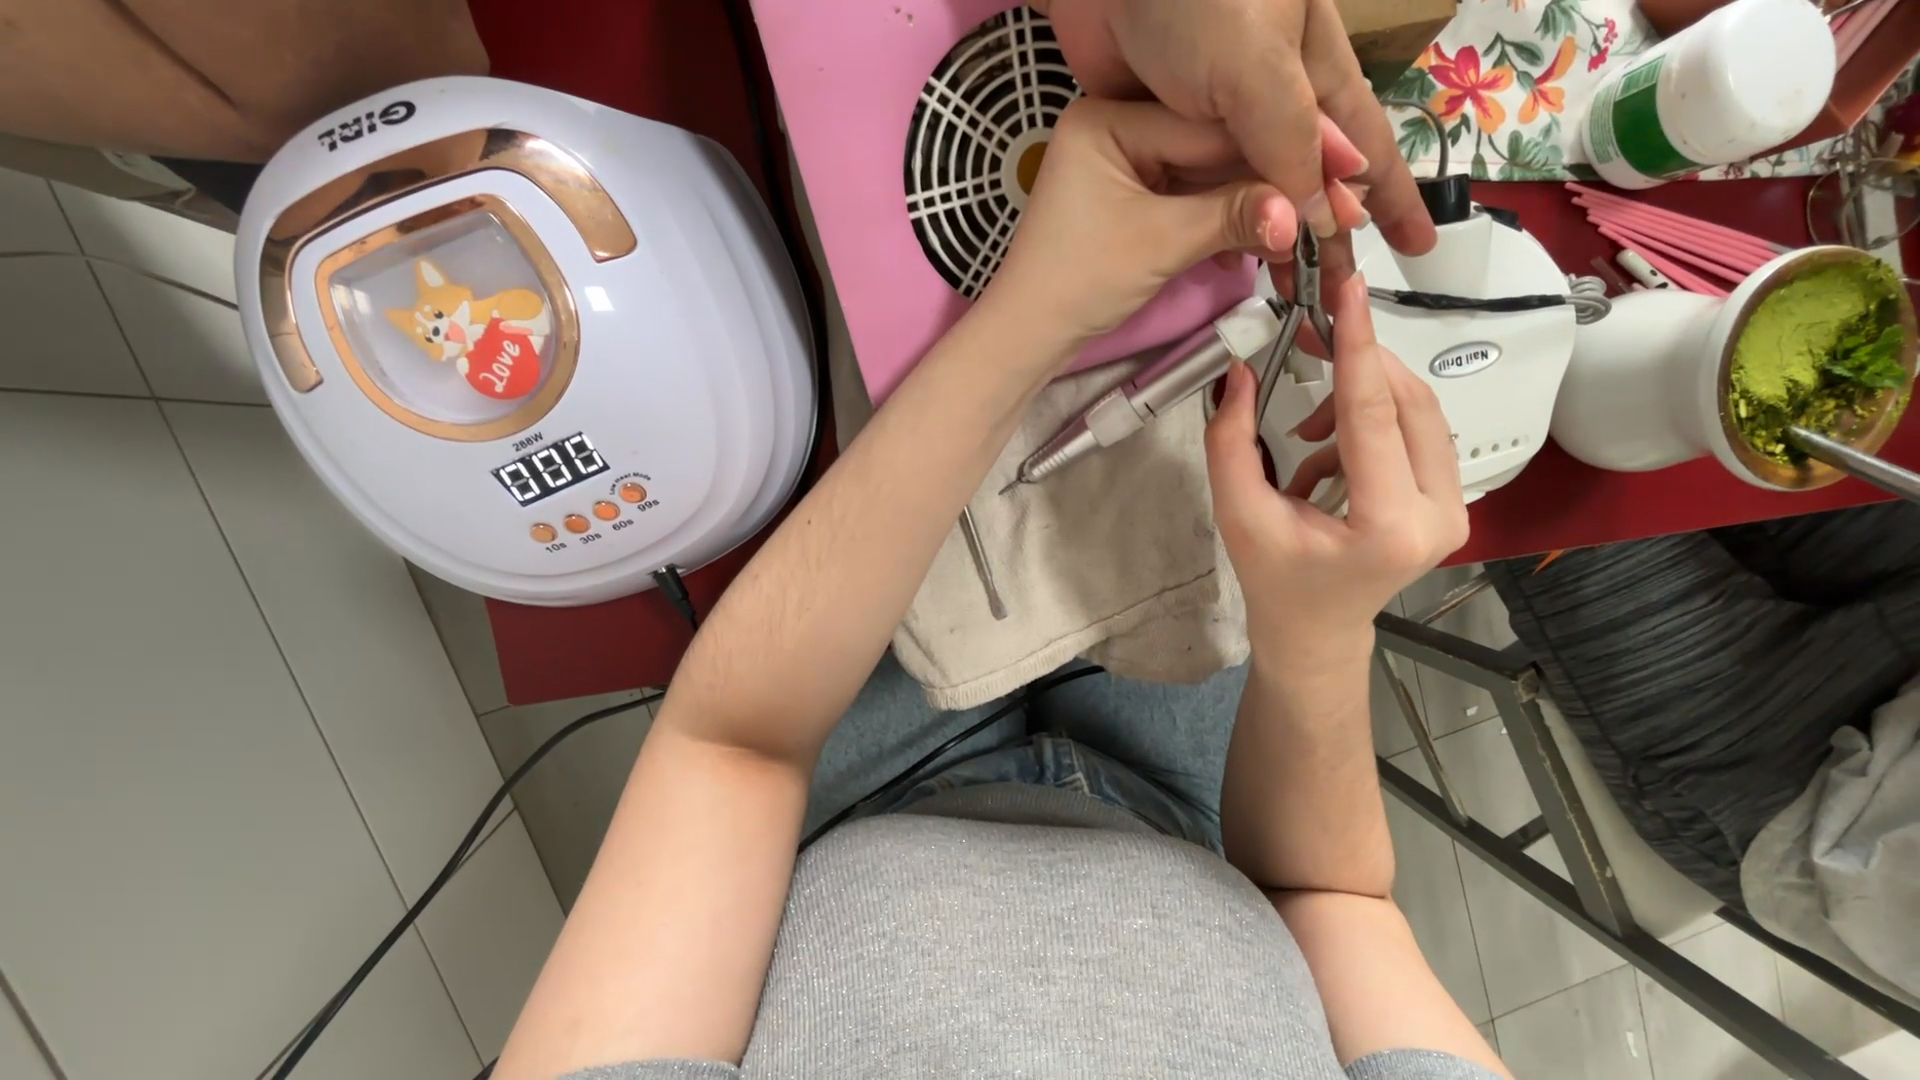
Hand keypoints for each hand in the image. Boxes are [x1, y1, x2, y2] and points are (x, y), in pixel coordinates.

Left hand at [984, 97, 1366, 359]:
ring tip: (1303, 228)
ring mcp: (1122, 163)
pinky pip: (1187, 198)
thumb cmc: (1078, 283)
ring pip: (1205, 176)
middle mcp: (1117, 126)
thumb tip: (1305, 213)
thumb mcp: (1161, 242)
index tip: (1340, 175)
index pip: (1212, 128)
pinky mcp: (1127, 197)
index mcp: (1111, 117)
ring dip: (1251, 205)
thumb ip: (1235, 215)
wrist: (1027, 336)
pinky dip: (1221, 219)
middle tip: (1334, 207)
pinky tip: (1261, 238)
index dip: (1277, 155)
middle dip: (1267, 183)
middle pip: (1212, 149)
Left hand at [1036, 0, 1438, 273]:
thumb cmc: (1191, 5)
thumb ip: (1290, 146)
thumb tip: (1323, 218)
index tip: (1413, 245)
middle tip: (1337, 293)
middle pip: (1302, 177)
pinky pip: (1195, 190)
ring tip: (1291, 291)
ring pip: (1249, 189)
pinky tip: (1229, 261)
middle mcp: (1263, 93)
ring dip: (1269, 237)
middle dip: (1325, 234)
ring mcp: (1207, 115)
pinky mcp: (1158, 130)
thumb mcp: (1256, 71)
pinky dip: (1215, 224)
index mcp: (1305, 66)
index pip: (1358, 140)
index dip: (1384, 195)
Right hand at [1205, 273, 1468, 666]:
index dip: (1357, 348)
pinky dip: (1368, 426)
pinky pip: (1416, 434)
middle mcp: (1440, 514)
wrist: (1316, 632)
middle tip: (1311, 339)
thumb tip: (1241, 371)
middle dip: (1360, 364)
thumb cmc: (1274, 582)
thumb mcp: (1238, 514)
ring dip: (1362, 398)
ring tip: (1304, 432)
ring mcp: (1456, 509)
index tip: (1349, 289)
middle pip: (1411, 404)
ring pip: (1420, 414)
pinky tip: (1325, 459)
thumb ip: (1230, 441)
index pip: (1374, 416)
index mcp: (1387, 524)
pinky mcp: (1451, 502)